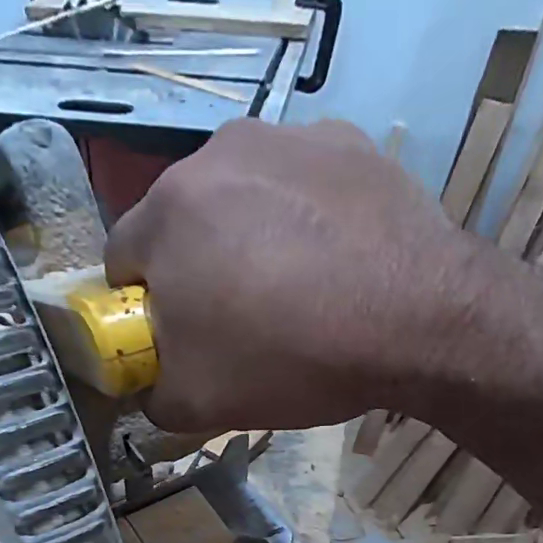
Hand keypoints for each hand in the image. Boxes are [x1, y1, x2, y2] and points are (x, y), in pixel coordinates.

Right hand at [105, 119, 486, 432]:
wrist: (419, 319)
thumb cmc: (296, 357)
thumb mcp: (204, 403)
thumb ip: (156, 393)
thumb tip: (153, 385)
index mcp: (168, 214)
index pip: (123, 261)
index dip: (148, 307)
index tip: (185, 336)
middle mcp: (217, 155)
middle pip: (187, 221)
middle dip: (203, 267)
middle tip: (248, 317)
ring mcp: (288, 139)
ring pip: (247, 195)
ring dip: (256, 233)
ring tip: (304, 286)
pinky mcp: (347, 142)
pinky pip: (306, 183)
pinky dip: (311, 213)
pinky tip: (343, 257)